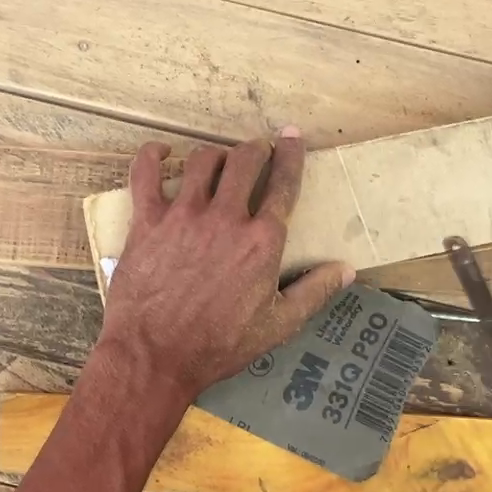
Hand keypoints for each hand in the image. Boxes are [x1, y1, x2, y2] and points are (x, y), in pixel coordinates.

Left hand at [96, 127, 354, 400]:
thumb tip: (347, 269)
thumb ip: (314, 293)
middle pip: (244, 161)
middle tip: (256, 150)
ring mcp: (182, 216)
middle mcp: (225, 218)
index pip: (284, 184)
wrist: (154, 355)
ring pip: (201, 161)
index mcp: (261, 241)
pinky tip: (161, 153)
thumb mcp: (277, 327)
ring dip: (214, 155)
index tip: (292, 136)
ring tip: (217, 161)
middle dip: (254, 148)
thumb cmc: (218, 346)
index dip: (291, 155)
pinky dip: (152, 156)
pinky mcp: (146, 221)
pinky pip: (145, 174)